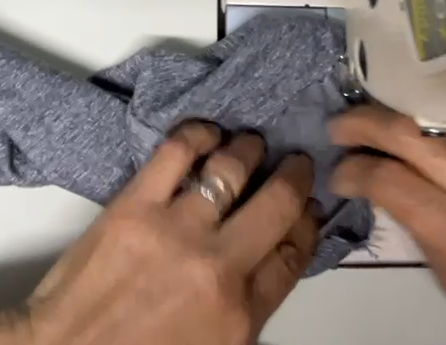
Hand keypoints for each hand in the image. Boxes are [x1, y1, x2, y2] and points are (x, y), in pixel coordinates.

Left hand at [0, 122, 321, 344]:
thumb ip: (248, 305)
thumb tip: (271, 255)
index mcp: (239, 314)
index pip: (293, 253)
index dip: (307, 222)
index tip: (310, 204)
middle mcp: (217, 266)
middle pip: (277, 203)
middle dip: (295, 175)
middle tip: (297, 161)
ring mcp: (176, 228)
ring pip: (232, 167)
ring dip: (250, 149)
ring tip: (252, 143)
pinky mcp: (135, 202)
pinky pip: (178, 149)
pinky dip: (200, 132)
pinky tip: (210, 133)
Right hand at [329, 106, 445, 344]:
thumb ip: (424, 232)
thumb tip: (391, 193)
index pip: (391, 181)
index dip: (354, 171)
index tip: (336, 175)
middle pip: (412, 135)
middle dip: (366, 123)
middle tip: (337, 125)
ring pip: (439, 130)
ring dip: (398, 124)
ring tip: (368, 126)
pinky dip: (432, 138)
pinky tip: (415, 140)